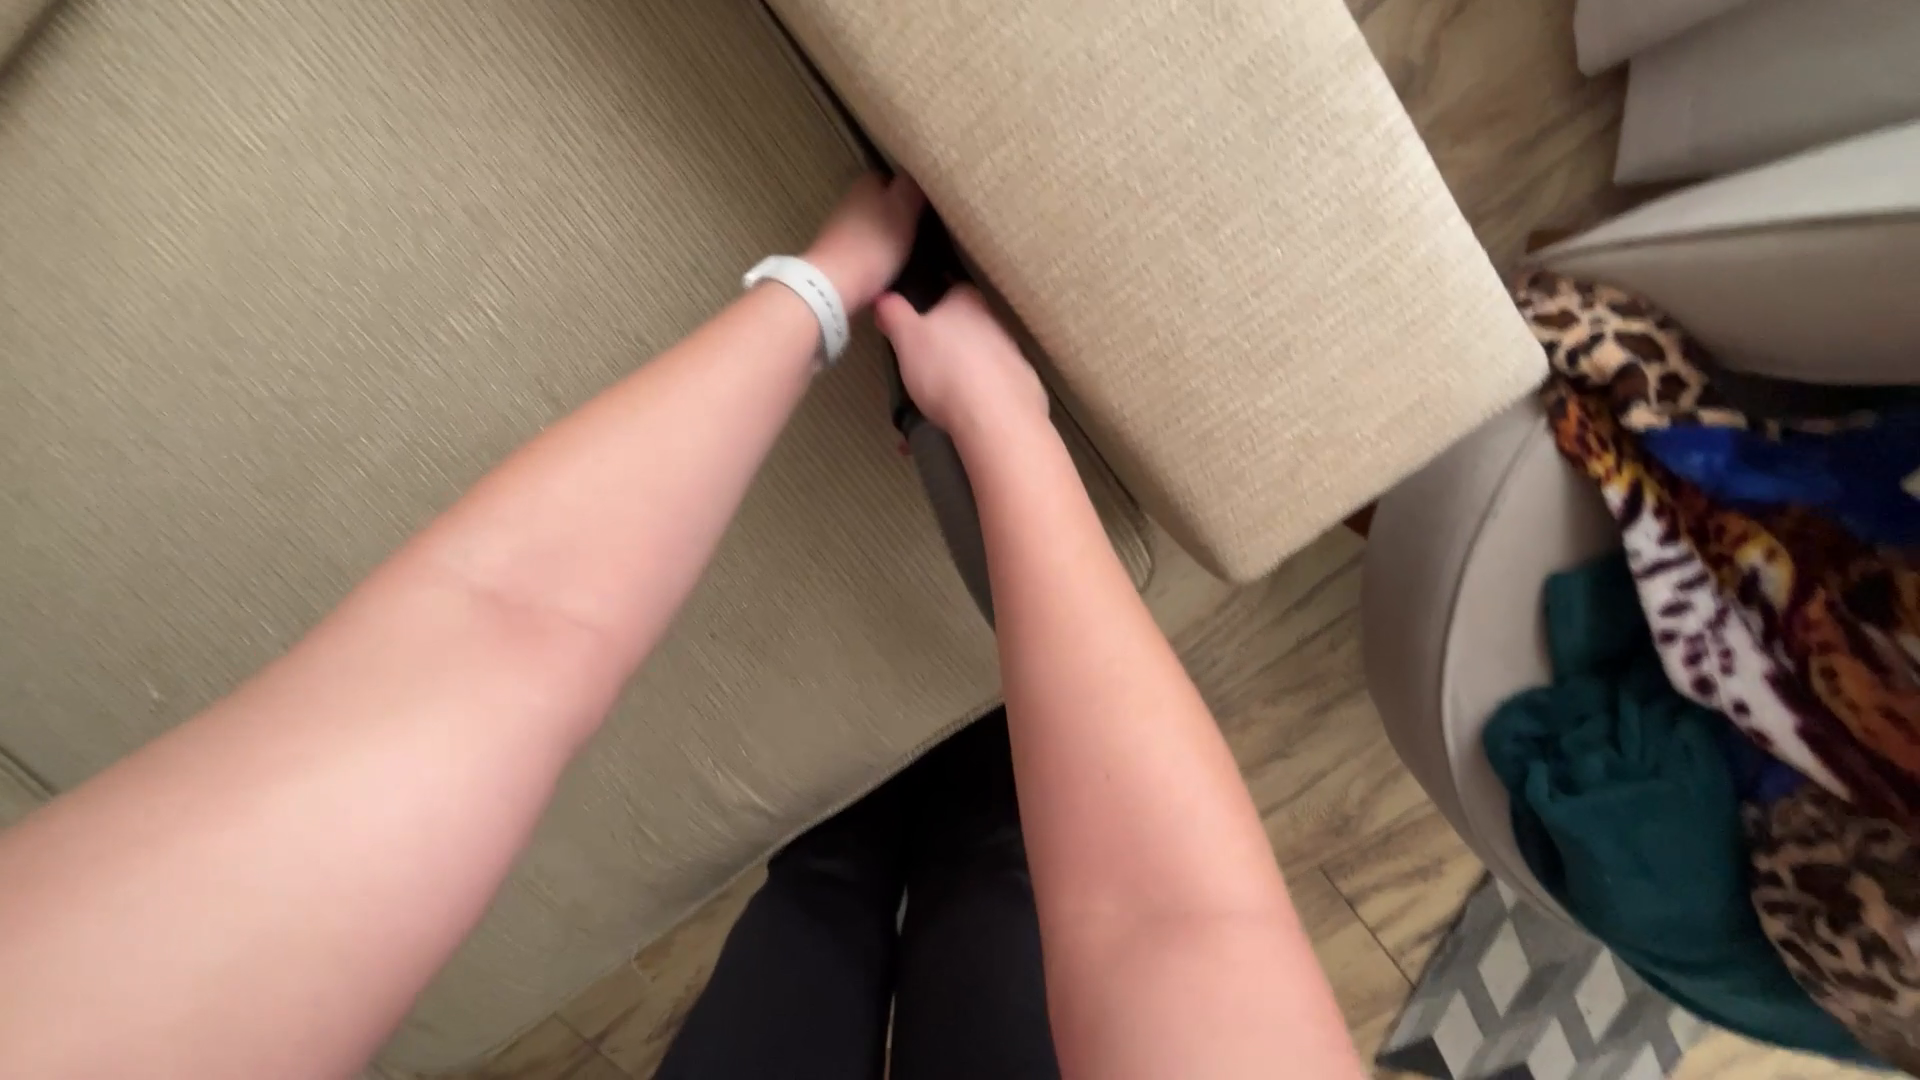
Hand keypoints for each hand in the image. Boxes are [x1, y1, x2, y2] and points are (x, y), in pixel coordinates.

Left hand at [804, 172, 925, 312]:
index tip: (928, 211)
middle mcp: (851, 199)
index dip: (913, 193)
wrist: (836, 285)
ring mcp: (841, 227)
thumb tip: (919, 172)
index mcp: (867, 182)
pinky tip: (890, 269)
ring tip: (912, 256)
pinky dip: (877, 255)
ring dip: (890, 238)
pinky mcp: (837, 253)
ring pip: (875, 227)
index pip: (895, 179)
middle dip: (902, 217)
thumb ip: (913, 186)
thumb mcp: (904, 208)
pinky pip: (866, 248)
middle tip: (924, 236)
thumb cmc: (875, 244)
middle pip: (884, 203)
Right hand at [875, 286, 1049, 441]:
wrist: (995, 418)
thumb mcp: (906, 337)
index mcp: (968, 302)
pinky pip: (994, 393)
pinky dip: (978, 405)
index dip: (935, 301)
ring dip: (962, 378)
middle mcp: (996, 324)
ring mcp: (1015, 357)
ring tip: (937, 405)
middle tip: (924, 368)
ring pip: (981, 363)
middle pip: (968, 328)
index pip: (953, 288)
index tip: (919, 319)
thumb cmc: (947, 370)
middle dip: (948, 346)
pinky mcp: (1024, 389)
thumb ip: (893, 314)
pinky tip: (959, 423)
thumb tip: (884, 299)